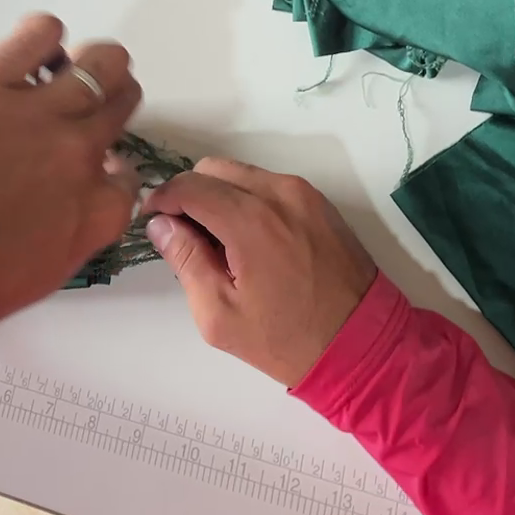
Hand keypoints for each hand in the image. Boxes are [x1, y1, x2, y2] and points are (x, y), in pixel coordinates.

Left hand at [0, 14, 141, 324]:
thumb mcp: (53, 263)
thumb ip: (86, 219)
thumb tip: (93, 180)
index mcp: (100, 203)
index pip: (129, 169)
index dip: (108, 163)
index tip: (87, 164)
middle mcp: (83, 149)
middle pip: (123, 100)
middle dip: (109, 101)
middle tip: (78, 107)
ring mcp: (41, 111)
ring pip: (102, 60)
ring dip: (90, 66)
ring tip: (60, 73)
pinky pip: (42, 32)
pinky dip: (44, 37)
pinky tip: (28, 54)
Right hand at [142, 159, 377, 385]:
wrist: (363, 345)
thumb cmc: (285, 339)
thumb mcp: (219, 314)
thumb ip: (185, 260)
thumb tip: (161, 224)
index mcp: (250, 220)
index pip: (188, 186)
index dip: (161, 199)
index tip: (151, 221)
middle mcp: (277, 193)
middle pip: (213, 169)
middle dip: (189, 194)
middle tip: (185, 235)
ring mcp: (303, 193)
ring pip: (240, 172)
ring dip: (218, 195)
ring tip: (219, 240)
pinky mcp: (318, 201)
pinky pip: (268, 183)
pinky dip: (247, 198)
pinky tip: (248, 238)